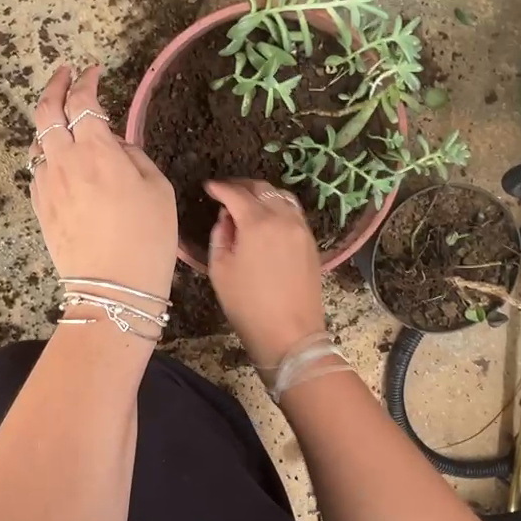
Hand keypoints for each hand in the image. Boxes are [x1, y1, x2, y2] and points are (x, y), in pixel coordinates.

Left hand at [29, 66, 177, 303]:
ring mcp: (47, 185)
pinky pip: (38, 169)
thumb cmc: (147, 238)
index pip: (83, 101)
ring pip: (38, 140)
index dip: (87, 80)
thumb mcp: (158, 188)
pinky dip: (47, 154)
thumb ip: (134, 155)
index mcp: (96, 150)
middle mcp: (64, 161)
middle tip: (65, 73)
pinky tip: (60, 160)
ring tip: (62, 118)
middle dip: (55, 85)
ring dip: (48, 122)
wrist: (114, 289)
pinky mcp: (40, 207)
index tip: (93, 69)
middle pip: (46, 110)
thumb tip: (115, 144)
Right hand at [204, 179, 327, 369]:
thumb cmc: (247, 305)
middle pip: (262, 189)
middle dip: (242, 186)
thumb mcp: (220, 270)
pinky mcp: (311, 241)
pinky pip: (293, 212)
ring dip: (262, 194)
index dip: (220, 188)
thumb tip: (226, 217)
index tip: (209, 188)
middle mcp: (283, 219)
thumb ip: (220, 235)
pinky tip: (267, 217)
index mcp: (257, 223)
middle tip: (226, 191)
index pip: (236, 194)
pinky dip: (278, 206)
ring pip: (281, 197)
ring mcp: (301, 229)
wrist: (290, 334)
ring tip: (247, 201)